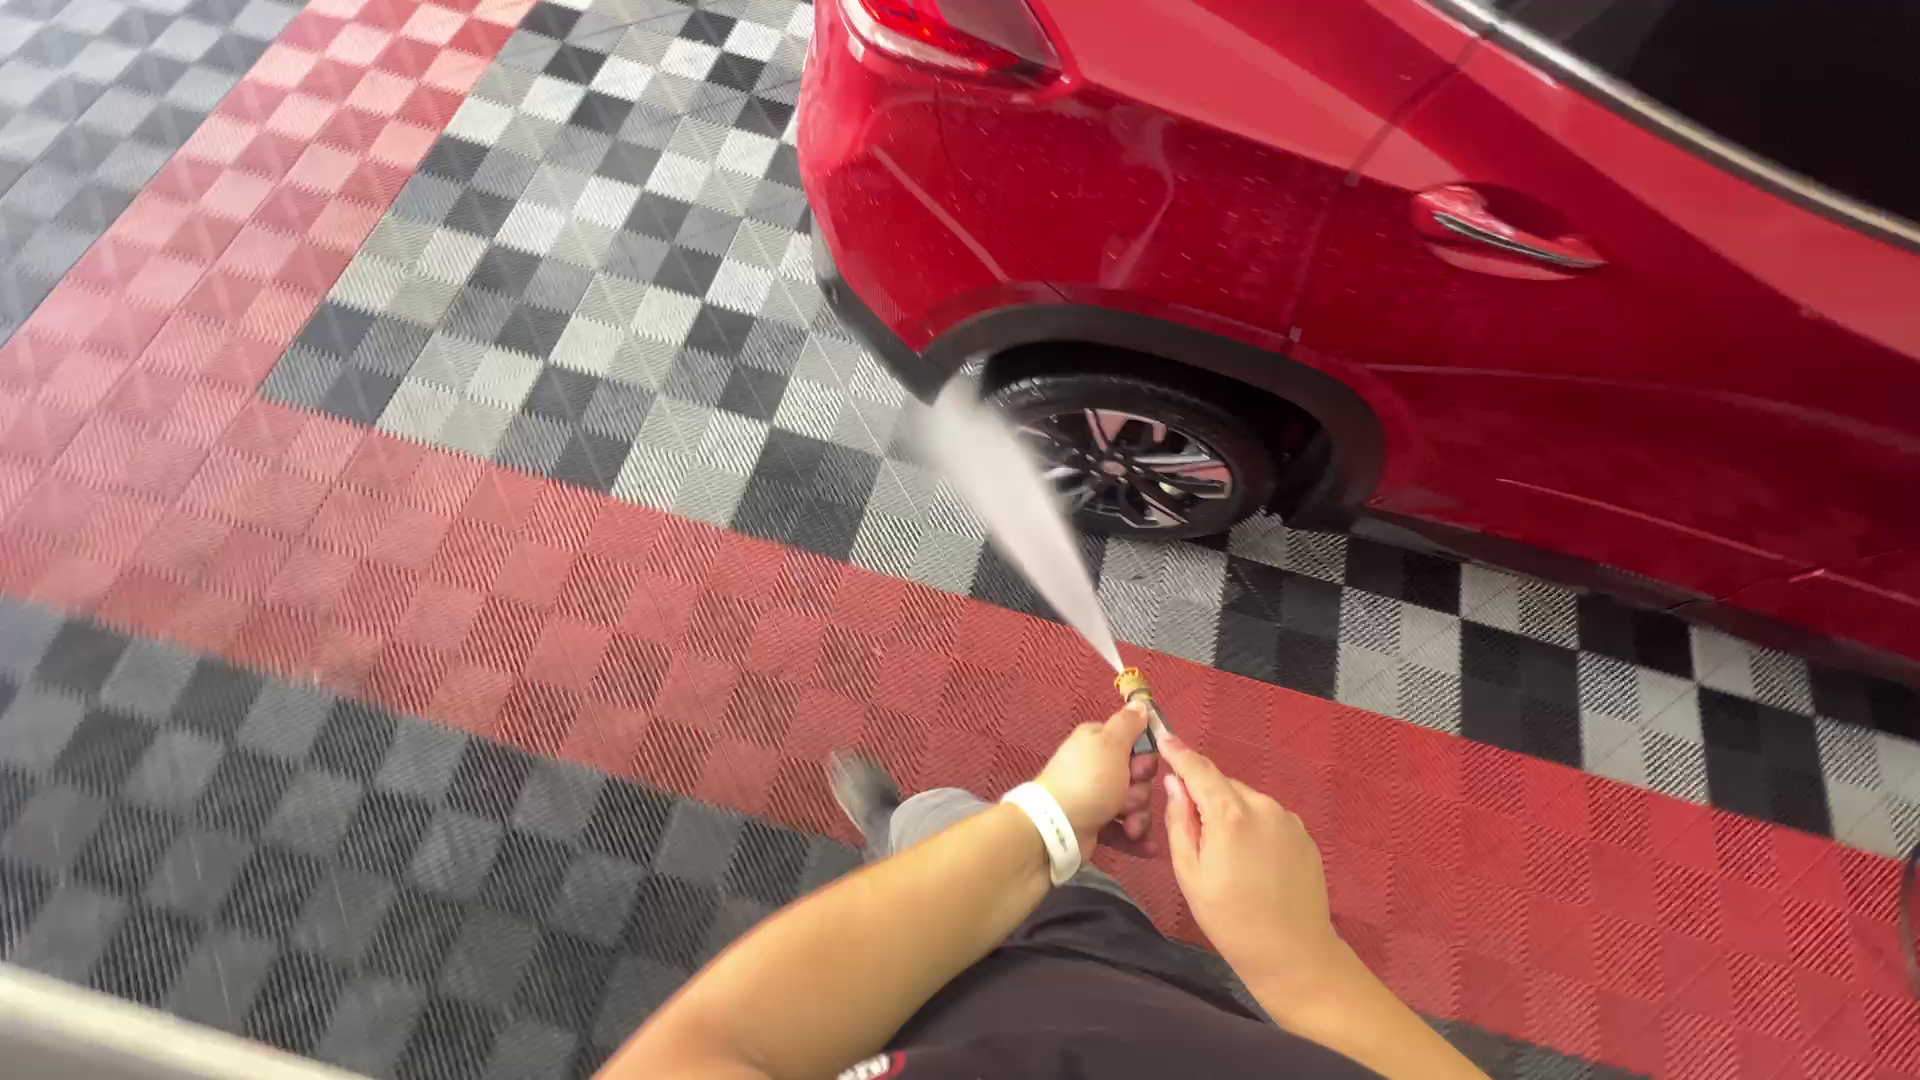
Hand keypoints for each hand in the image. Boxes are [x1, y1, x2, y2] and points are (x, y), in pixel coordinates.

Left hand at [1034, 703, 1158, 854]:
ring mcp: (1096, 796)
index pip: (1135, 744)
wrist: (1057, 826)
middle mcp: (1097, 766)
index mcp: (1098, 741)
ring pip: (1135, 805)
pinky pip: (1124, 830)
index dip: (1144, 759)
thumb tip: (1140, 703)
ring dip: (1138, 817)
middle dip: (1140, 791)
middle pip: (1137, 777)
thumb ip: (1128, 723)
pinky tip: (1147, 848)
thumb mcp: (1110, 743)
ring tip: (1130, 826)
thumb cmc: (1089, 779)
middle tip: (1126, 796)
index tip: (1139, 769)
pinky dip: (1135, 839)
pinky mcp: (1096, 823)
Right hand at [1160, 735, 1346, 1004]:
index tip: (1162, 734)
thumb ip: (1179, 821)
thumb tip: (1176, 785)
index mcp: (1229, 814)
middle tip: (1193, 831)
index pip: (1198, 768)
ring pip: (1244, 800)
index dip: (1177, 751)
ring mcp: (1287, 819)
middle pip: (1222, 784)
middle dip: (1203, 794)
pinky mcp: (1304, 835)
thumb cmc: (1231, 919)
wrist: (1296, 957)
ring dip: (1229, 811)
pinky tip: (1251, 860)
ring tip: (1225, 854)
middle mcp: (1261, 806)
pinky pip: (1266, 816)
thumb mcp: (1189, 873)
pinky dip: (1251, 825)